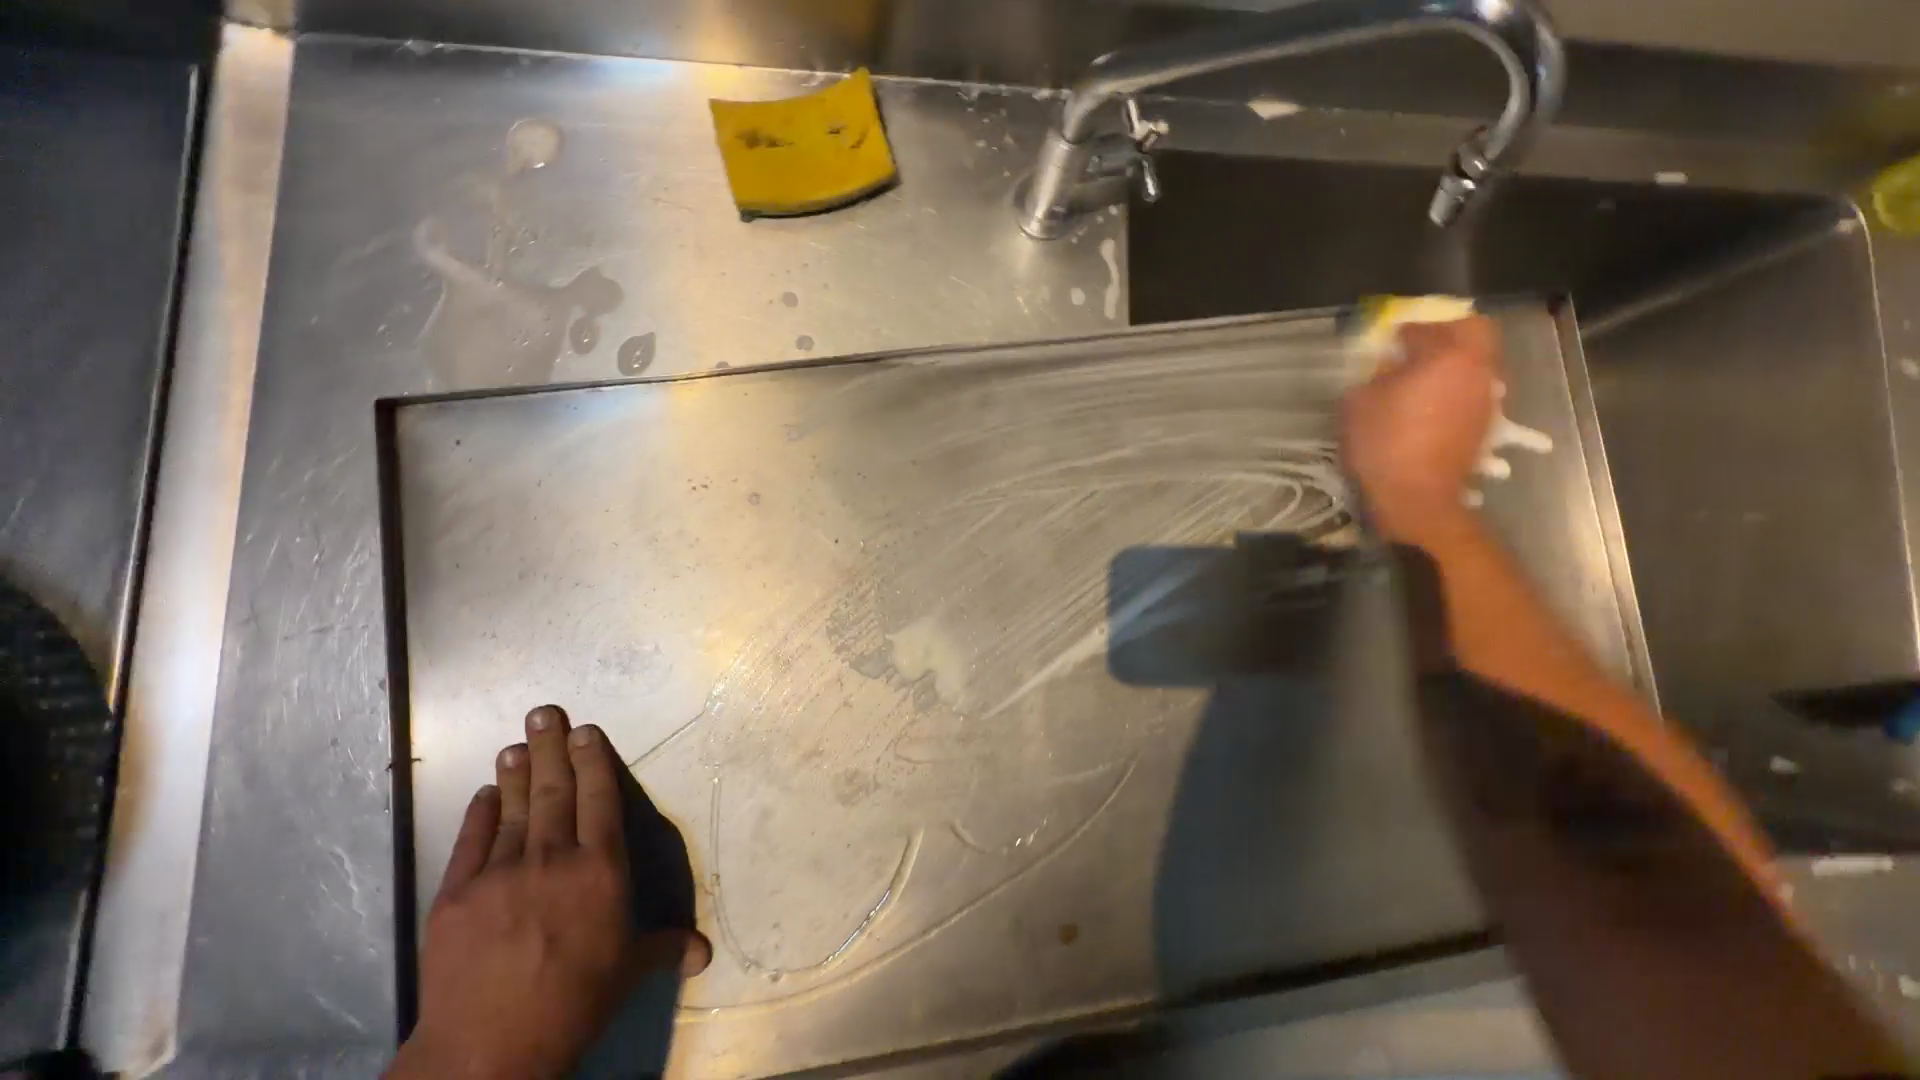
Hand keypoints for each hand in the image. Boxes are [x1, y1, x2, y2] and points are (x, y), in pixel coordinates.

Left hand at [387, 706, 710, 1079]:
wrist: (487, 1049)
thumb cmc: (573, 1004)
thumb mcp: (628, 973)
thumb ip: (664, 948)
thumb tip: (704, 953)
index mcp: (601, 870)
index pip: (599, 800)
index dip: (594, 760)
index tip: (586, 730)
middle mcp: (554, 859)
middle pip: (556, 790)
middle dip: (552, 747)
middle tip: (545, 711)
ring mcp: (500, 873)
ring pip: (514, 809)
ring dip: (517, 772)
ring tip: (516, 742)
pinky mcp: (456, 895)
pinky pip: (471, 842)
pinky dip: (479, 814)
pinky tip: (485, 794)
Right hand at [1341, 316, 1499, 543]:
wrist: (1416, 497)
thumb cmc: (1383, 444)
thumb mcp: (1359, 403)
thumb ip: (1374, 375)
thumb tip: (1388, 369)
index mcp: (1445, 356)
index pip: (1424, 328)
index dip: (1402, 332)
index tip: (1387, 342)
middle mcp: (1475, 369)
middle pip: (1475, 331)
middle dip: (1448, 331)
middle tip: (1419, 345)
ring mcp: (1486, 397)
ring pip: (1478, 361)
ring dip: (1454, 362)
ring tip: (1424, 379)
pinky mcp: (1486, 422)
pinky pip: (1474, 389)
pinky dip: (1457, 388)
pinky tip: (1433, 405)